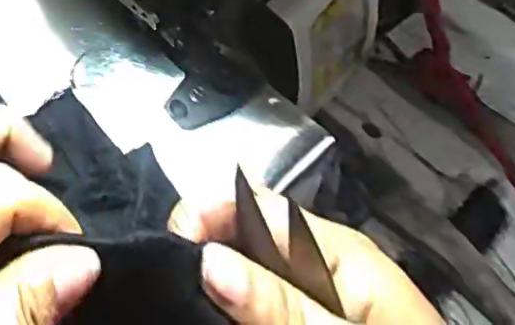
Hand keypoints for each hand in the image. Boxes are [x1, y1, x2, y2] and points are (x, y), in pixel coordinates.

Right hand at [169, 191, 441, 324]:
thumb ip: (283, 305)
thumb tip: (205, 256)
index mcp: (342, 254)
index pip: (254, 202)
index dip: (206, 212)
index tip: (171, 244)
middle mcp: (324, 264)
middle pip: (241, 231)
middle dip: (202, 246)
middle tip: (171, 277)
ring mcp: (315, 297)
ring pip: (242, 266)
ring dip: (211, 277)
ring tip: (185, 296)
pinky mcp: (304, 317)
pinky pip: (256, 297)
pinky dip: (231, 302)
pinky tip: (212, 312)